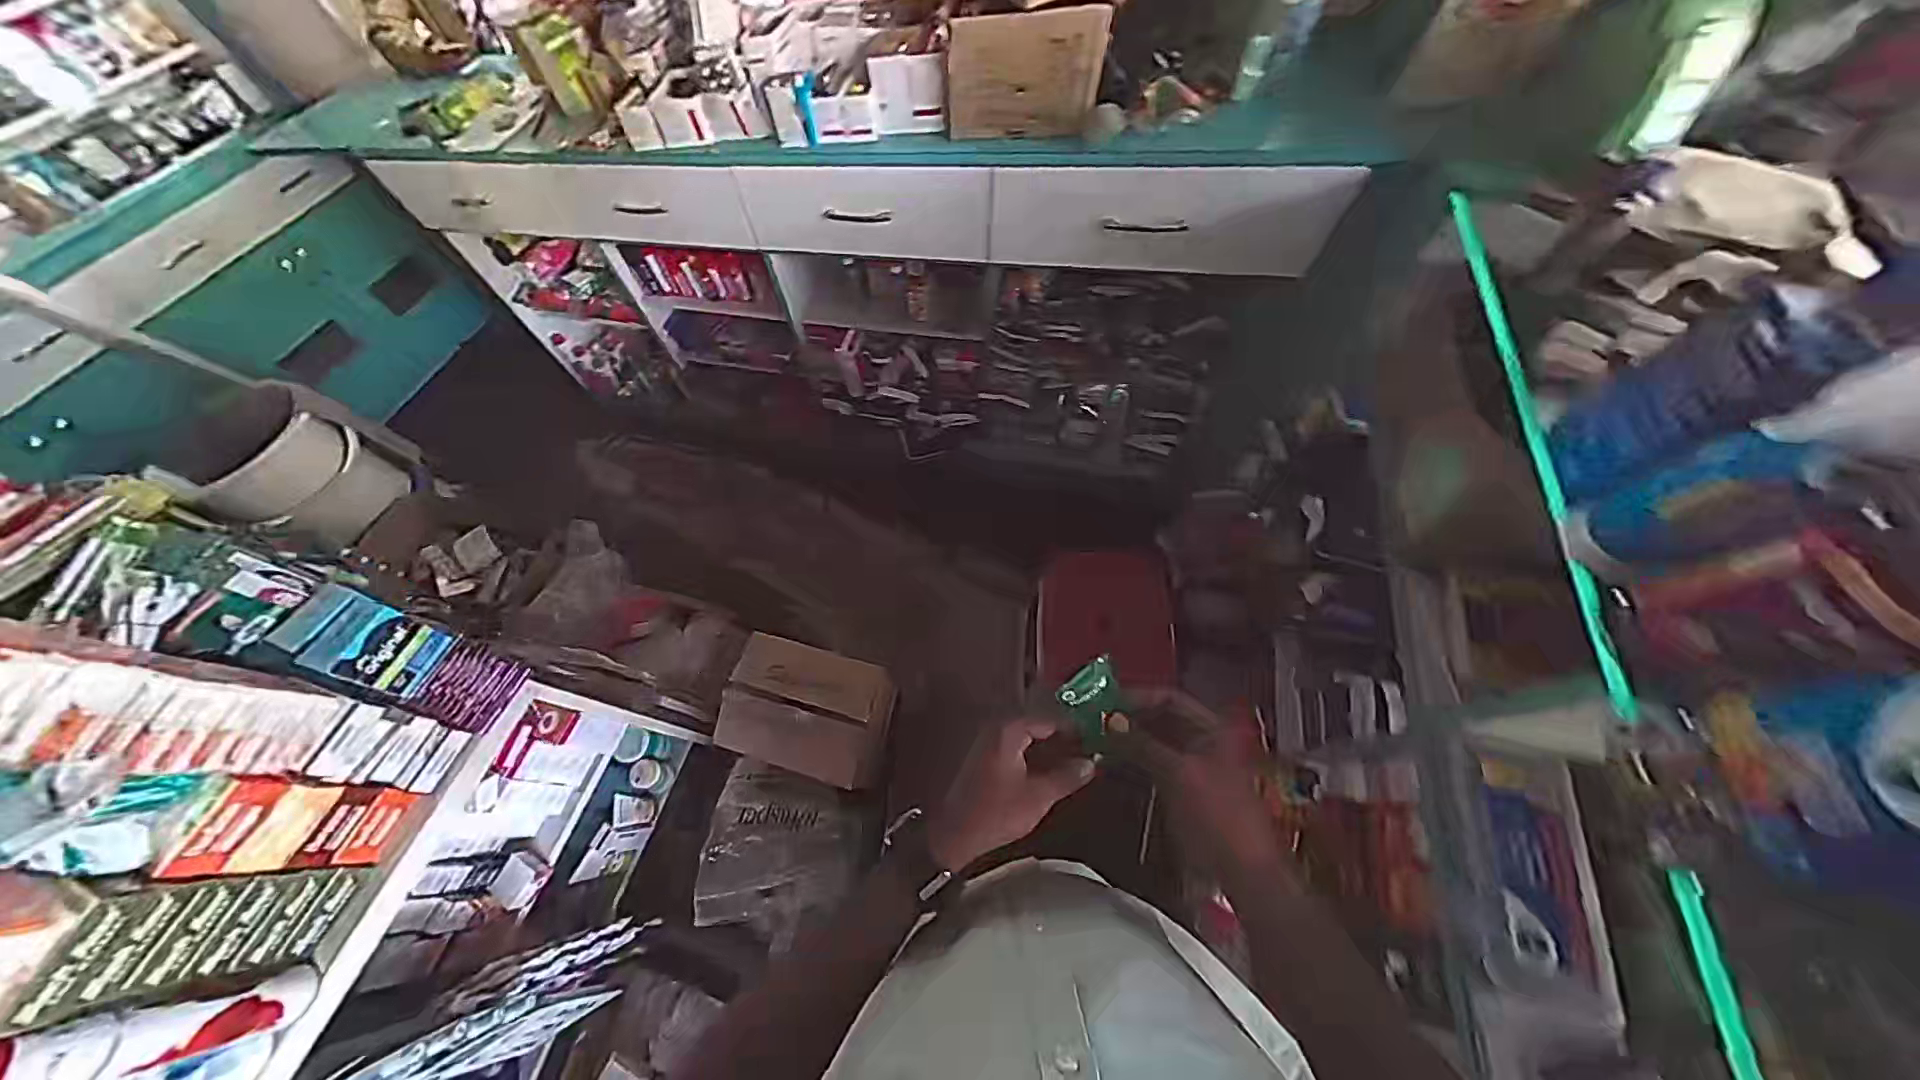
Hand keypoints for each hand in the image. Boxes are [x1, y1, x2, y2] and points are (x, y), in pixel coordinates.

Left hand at [924, 715, 1095, 870]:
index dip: (1072, 727)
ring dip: (1050, 747)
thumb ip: (1067, 777)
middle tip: (1089, 746)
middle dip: (1063, 736)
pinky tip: (1052, 769)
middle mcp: (996, 730)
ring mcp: (988, 744)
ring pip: (1027, 737)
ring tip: (1076, 759)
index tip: (1094, 735)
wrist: (957, 835)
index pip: (1048, 718)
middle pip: (1037, 725)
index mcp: (1008, 731)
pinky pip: (1017, 748)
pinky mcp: (986, 760)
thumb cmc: (997, 812)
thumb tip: (1090, 764)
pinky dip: (1035, 755)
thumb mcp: (1039, 796)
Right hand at [1109, 689, 1286, 878]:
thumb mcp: (1177, 774)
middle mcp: (1202, 740)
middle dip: (1127, 717)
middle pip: (1159, 718)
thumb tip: (1110, 721)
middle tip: (1093, 718)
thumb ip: (1142, 744)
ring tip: (1094, 735)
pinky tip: (1108, 757)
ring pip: (1153, 740)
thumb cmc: (1218, 816)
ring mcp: (1191, 765)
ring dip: (1126, 737)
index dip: (1137, 697)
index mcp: (1211, 729)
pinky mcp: (1180, 788)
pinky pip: (1151, 762)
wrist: (1243, 872)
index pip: (1169, 698)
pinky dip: (1131, 757)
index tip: (1105, 701)